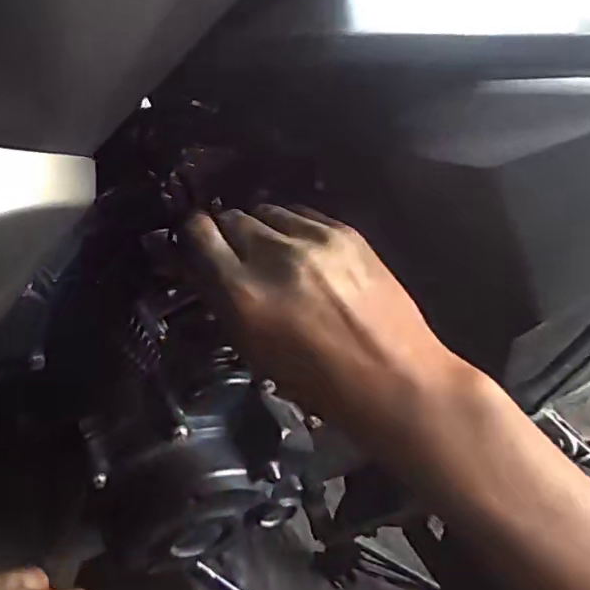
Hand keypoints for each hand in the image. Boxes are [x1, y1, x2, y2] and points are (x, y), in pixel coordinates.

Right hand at [179, 205, 478, 437]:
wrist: (396, 378)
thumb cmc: (318, 380)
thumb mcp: (252, 346)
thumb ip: (222, 298)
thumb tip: (201, 265)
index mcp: (244, 293)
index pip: (199, 234)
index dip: (193, 235)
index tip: (195, 243)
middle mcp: (274, 256)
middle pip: (231, 217)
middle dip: (226, 233)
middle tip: (236, 255)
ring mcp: (313, 239)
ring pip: (264, 209)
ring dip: (260, 228)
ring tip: (271, 252)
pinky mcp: (345, 231)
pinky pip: (300, 212)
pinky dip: (291, 227)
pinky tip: (300, 249)